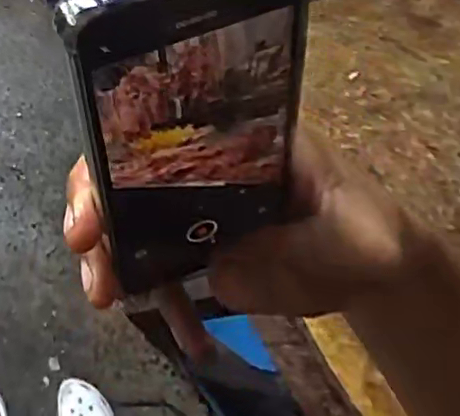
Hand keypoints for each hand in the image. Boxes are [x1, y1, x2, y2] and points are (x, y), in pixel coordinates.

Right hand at [64, 129, 419, 322]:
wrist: (371, 266)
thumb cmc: (364, 229)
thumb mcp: (354, 231)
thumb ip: (300, 249)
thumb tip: (218, 274)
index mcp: (221, 132)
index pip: (147, 127)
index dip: (108, 158)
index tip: (92, 207)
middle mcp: (191, 156)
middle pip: (119, 167)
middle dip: (92, 209)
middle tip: (88, 258)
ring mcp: (187, 198)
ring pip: (125, 214)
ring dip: (108, 254)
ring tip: (106, 296)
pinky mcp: (192, 239)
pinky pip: (155, 261)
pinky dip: (153, 295)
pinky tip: (180, 332)